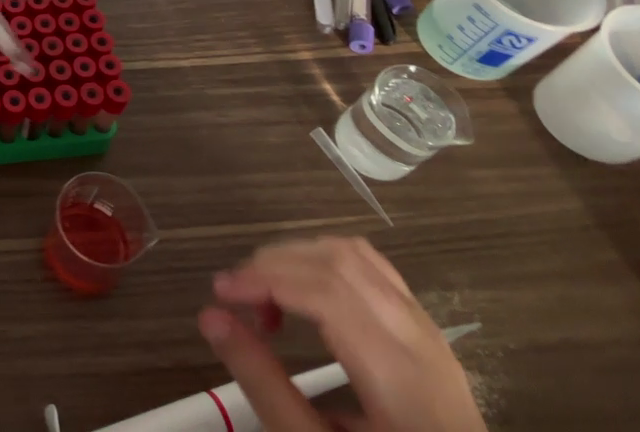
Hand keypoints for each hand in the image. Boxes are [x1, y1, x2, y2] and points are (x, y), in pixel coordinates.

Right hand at [199, 237, 485, 431]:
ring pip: (356, 255)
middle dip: (274, 264)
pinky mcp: (427, 330)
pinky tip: (306, 291)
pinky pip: (374, 269)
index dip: (262, 279)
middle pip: (338, 262)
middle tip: (235, 296)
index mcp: (397, 375)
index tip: (218, 293)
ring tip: (267, 294)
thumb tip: (211, 318)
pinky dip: (327, 263)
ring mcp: (429, 330)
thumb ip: (264, 383)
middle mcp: (419, 338)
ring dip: (299, 258)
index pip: (324, 292)